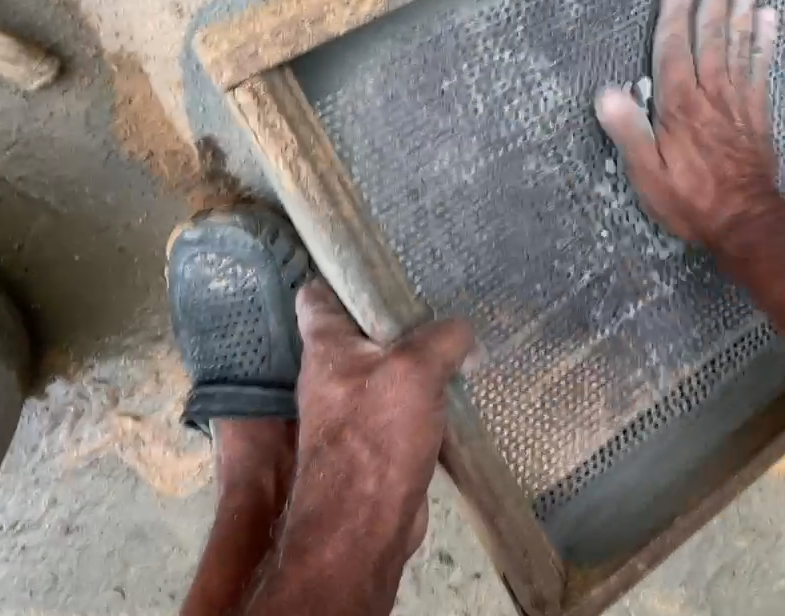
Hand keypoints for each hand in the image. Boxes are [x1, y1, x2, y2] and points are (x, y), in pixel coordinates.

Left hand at [284, 280, 474, 573]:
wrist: (365, 527)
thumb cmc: (375, 437)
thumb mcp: (415, 369)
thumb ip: (444, 337)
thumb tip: (465, 334)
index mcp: (326, 347)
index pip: (319, 295)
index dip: (342, 272)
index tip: (378, 257)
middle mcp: (335, 373)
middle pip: (364, 328)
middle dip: (398, 310)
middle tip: (439, 288)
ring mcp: (356, 407)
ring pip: (391, 363)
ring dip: (420, 351)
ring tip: (459, 327)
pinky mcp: (380, 437)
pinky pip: (408, 398)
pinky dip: (431, 388)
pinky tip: (462, 377)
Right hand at [595, 0, 782, 244]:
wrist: (746, 222)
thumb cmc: (690, 201)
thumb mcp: (647, 175)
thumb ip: (628, 132)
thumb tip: (606, 92)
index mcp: (680, 105)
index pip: (674, 46)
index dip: (676, 10)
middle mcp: (711, 93)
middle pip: (712, 33)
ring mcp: (739, 99)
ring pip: (739, 43)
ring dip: (742, 5)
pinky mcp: (758, 111)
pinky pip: (762, 67)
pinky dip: (765, 39)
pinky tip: (769, 15)